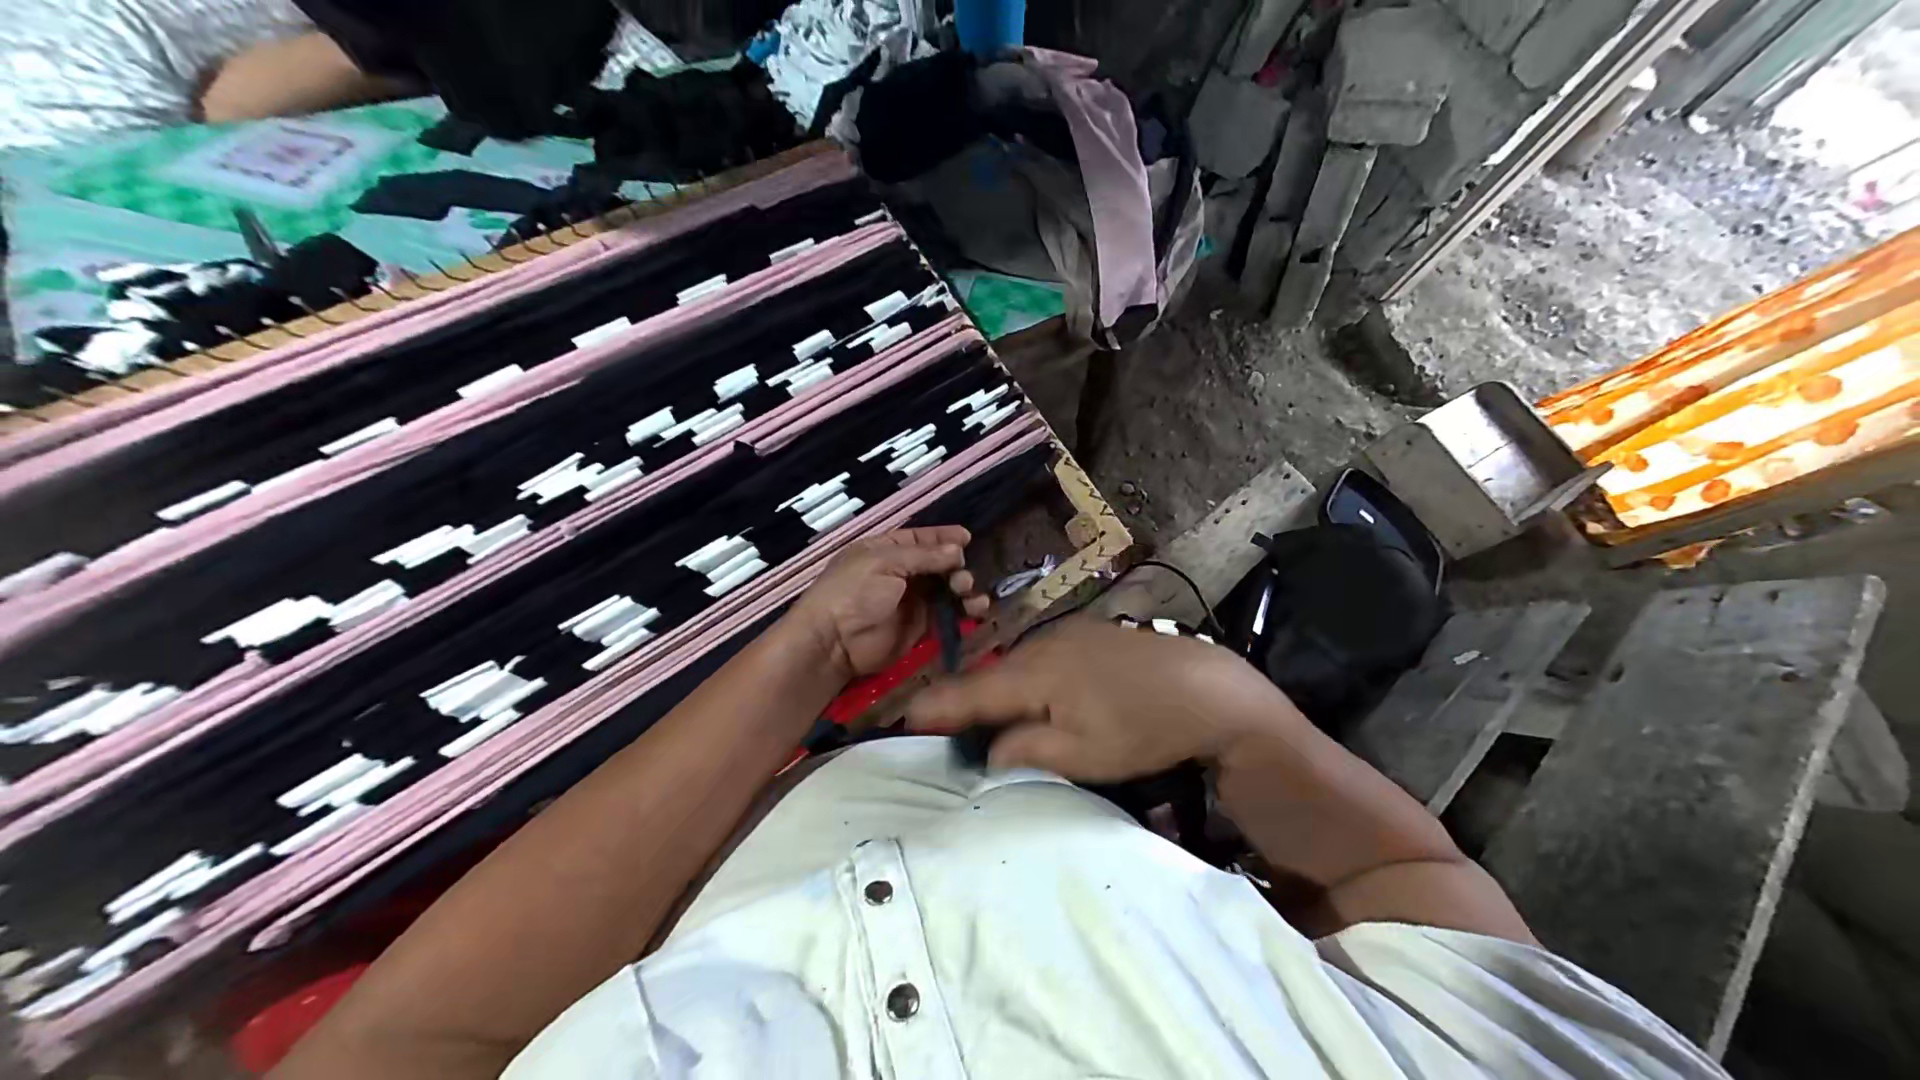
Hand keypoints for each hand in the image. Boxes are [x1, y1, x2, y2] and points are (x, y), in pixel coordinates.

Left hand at [787, 526, 990, 682]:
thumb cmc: (854, 592)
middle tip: (962, 578)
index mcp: (886, 550)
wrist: (834, 643)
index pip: (920, 539)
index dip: (943, 538)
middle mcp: (901, 572)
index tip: (968, 538)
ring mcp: (912, 600)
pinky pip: (947, 613)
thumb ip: (924, 556)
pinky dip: (964, 611)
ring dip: (964, 588)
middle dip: (956, 567)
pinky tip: (976, 610)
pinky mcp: (920, 626)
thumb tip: (958, 550)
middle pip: (938, 564)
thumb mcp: (884, 563)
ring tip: (968, 594)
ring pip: (947, 588)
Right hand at [906, 616, 1304, 780]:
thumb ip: (1024, 750)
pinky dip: (1028, 682)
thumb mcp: (1084, 755)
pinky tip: (1038, 701)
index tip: (902, 722)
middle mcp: (1042, 644)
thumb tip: (987, 750)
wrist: (1211, 689)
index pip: (969, 693)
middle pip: (990, 677)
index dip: (933, 709)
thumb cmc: (1144, 729)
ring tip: (986, 722)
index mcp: (1034, 673)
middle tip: (943, 732)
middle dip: (965, 704)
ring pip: (1016, 667)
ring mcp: (1068, 634)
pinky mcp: (1089, 634)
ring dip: (999, 693)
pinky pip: (1041, 660)